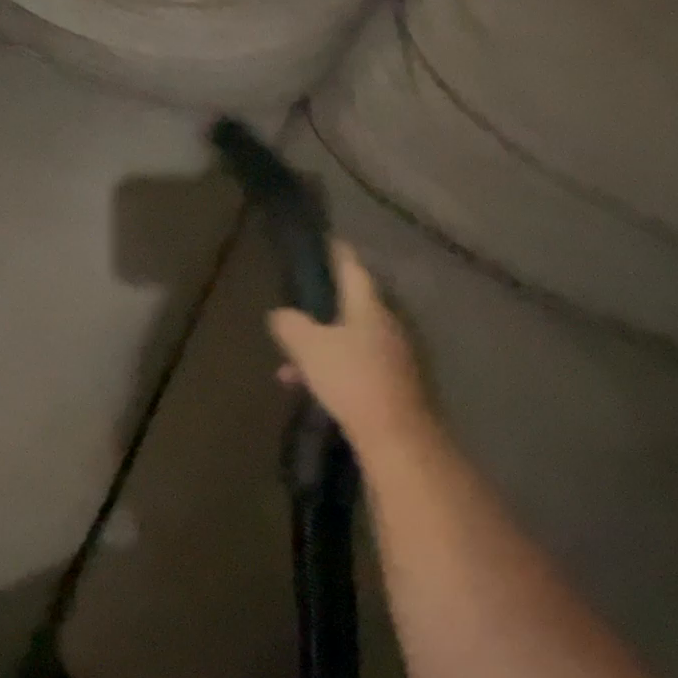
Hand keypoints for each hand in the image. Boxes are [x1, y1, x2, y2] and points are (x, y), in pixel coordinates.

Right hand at [267, 239, 428, 443]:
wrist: (398, 436)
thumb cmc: (351, 379)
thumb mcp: (308, 348)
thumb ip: (291, 325)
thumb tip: (280, 313)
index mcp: (369, 307)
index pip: (352, 269)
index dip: (337, 254)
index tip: (327, 242)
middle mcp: (388, 325)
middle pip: (352, 308)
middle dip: (321, 311)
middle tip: (296, 313)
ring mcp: (397, 355)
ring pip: (352, 341)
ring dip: (323, 348)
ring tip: (290, 369)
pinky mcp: (398, 384)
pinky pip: (359, 366)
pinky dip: (335, 370)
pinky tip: (312, 390)